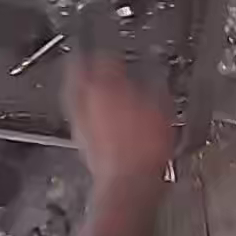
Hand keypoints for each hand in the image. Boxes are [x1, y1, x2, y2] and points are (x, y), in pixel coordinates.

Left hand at [63, 55, 173, 235]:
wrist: (129, 184)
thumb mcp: (162, 107)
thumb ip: (153, 88)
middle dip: (81, 64)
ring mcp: (81, 122)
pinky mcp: (80, 141)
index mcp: (107, 86)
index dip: (107, 52)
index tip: (111, 51)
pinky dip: (85, 109)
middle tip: (84, 57)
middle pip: (76, 73)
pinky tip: (94, 112)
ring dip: (79, 85)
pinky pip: (79, 116)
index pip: (101, 58)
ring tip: (86, 81)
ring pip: (73, 94)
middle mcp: (88, 101)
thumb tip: (152, 80)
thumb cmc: (144, 148)